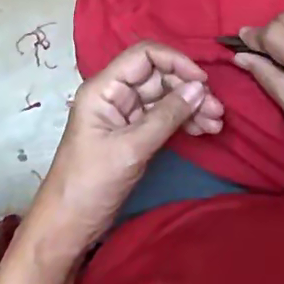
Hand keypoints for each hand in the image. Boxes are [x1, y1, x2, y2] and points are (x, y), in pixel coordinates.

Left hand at [24, 41, 224, 259]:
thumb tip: (200, 88)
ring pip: (165, 96)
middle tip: (216, 110)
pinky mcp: (133, 133)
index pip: (144, 55)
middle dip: (189, 88)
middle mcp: (115, 94)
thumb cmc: (90, 185)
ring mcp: (125, 113)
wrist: (67, 228)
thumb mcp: (131, 148)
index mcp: (104, 88)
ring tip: (216, 123)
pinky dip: (184, 120)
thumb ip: (166, 116)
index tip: (202, 81)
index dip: (175, 61)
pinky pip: (164, 116)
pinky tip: (203, 129)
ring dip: (191, 106)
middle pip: (159, 75)